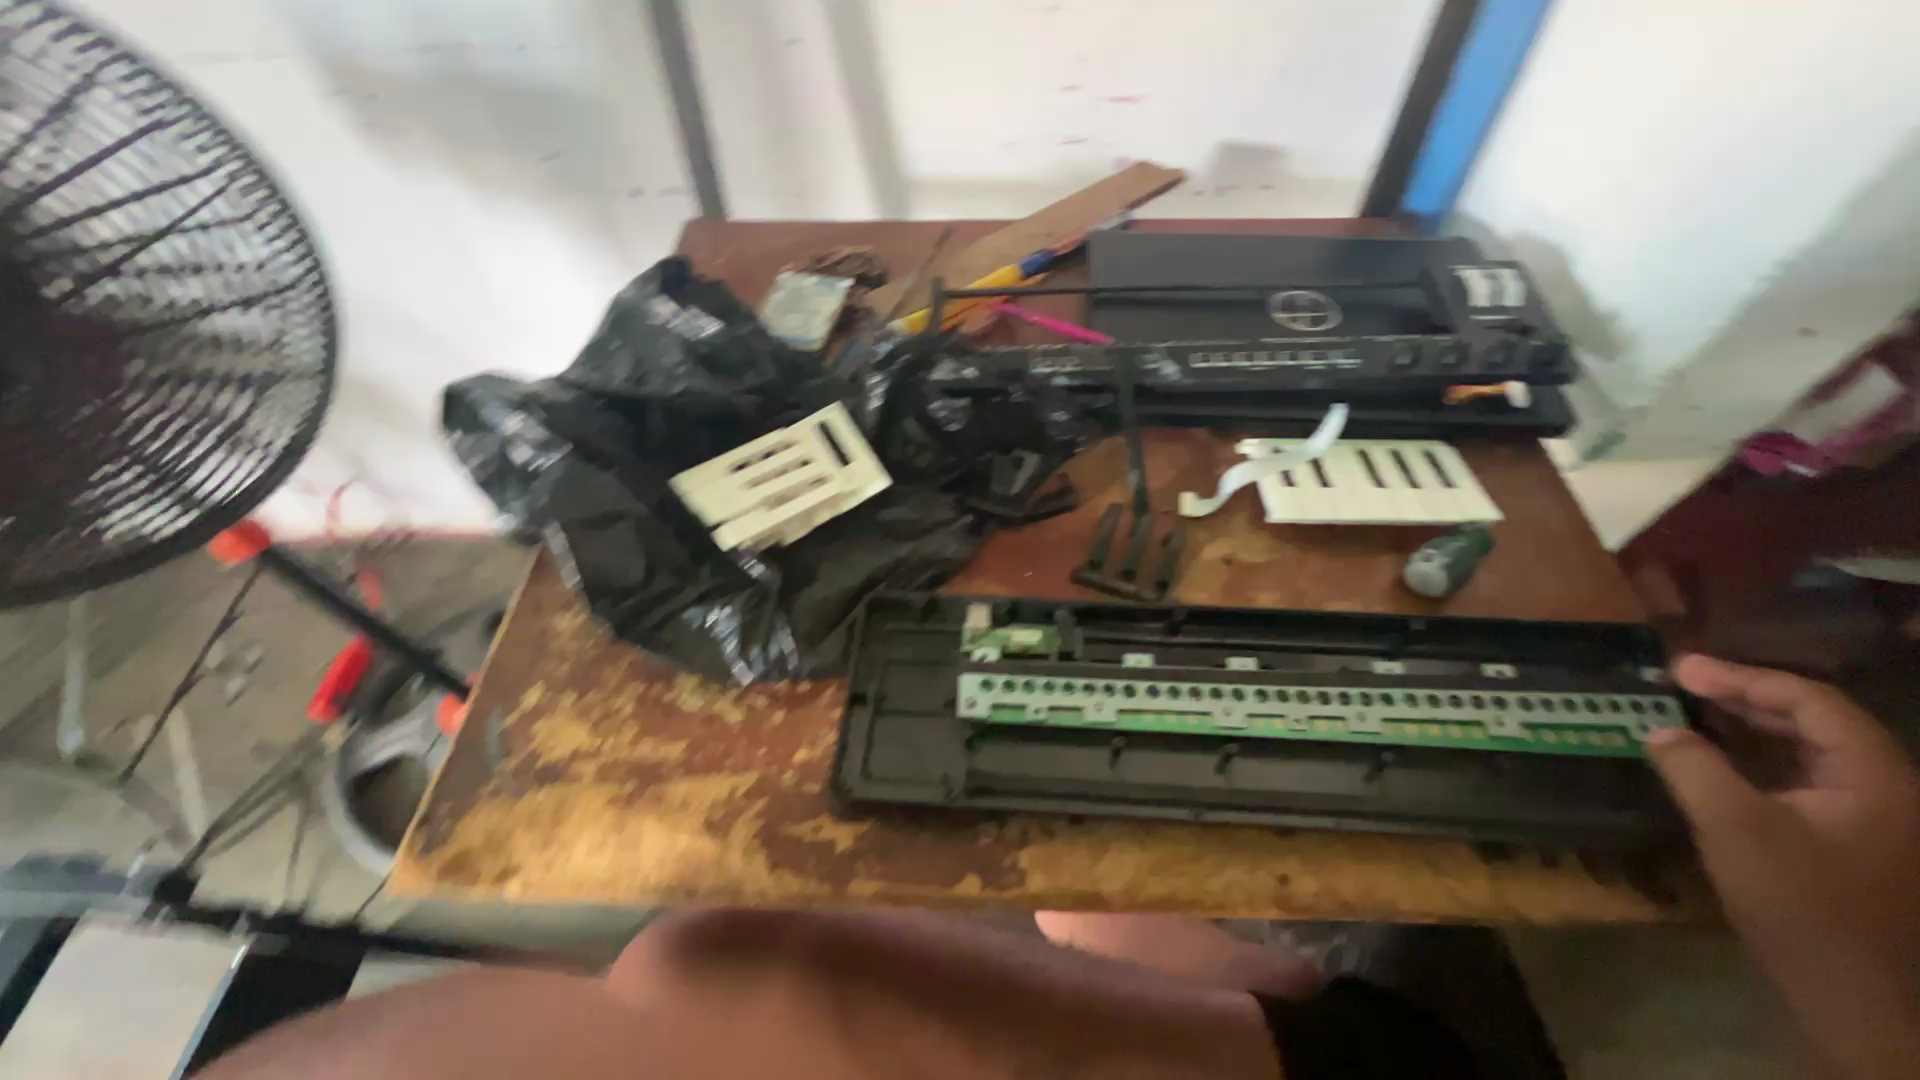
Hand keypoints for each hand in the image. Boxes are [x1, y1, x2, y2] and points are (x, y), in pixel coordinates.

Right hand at [1646, 655, 1919, 1079]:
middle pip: (1817, 722)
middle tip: (1680, 683)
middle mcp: (1888, 790)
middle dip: (1745, 698)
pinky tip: (1716, 763)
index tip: (1681, 669)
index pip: (1812, 702)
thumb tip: (1661, 730)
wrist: (1858, 998)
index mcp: (1877, 777)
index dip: (1744, 678)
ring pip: (1811, 753)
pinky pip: (1806, 782)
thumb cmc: (1802, 904)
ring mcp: (1876, 821)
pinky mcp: (1856, 845)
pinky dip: (1758, 762)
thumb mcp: (1735, 828)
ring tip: (1690, 713)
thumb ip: (1694, 768)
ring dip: (1749, 729)